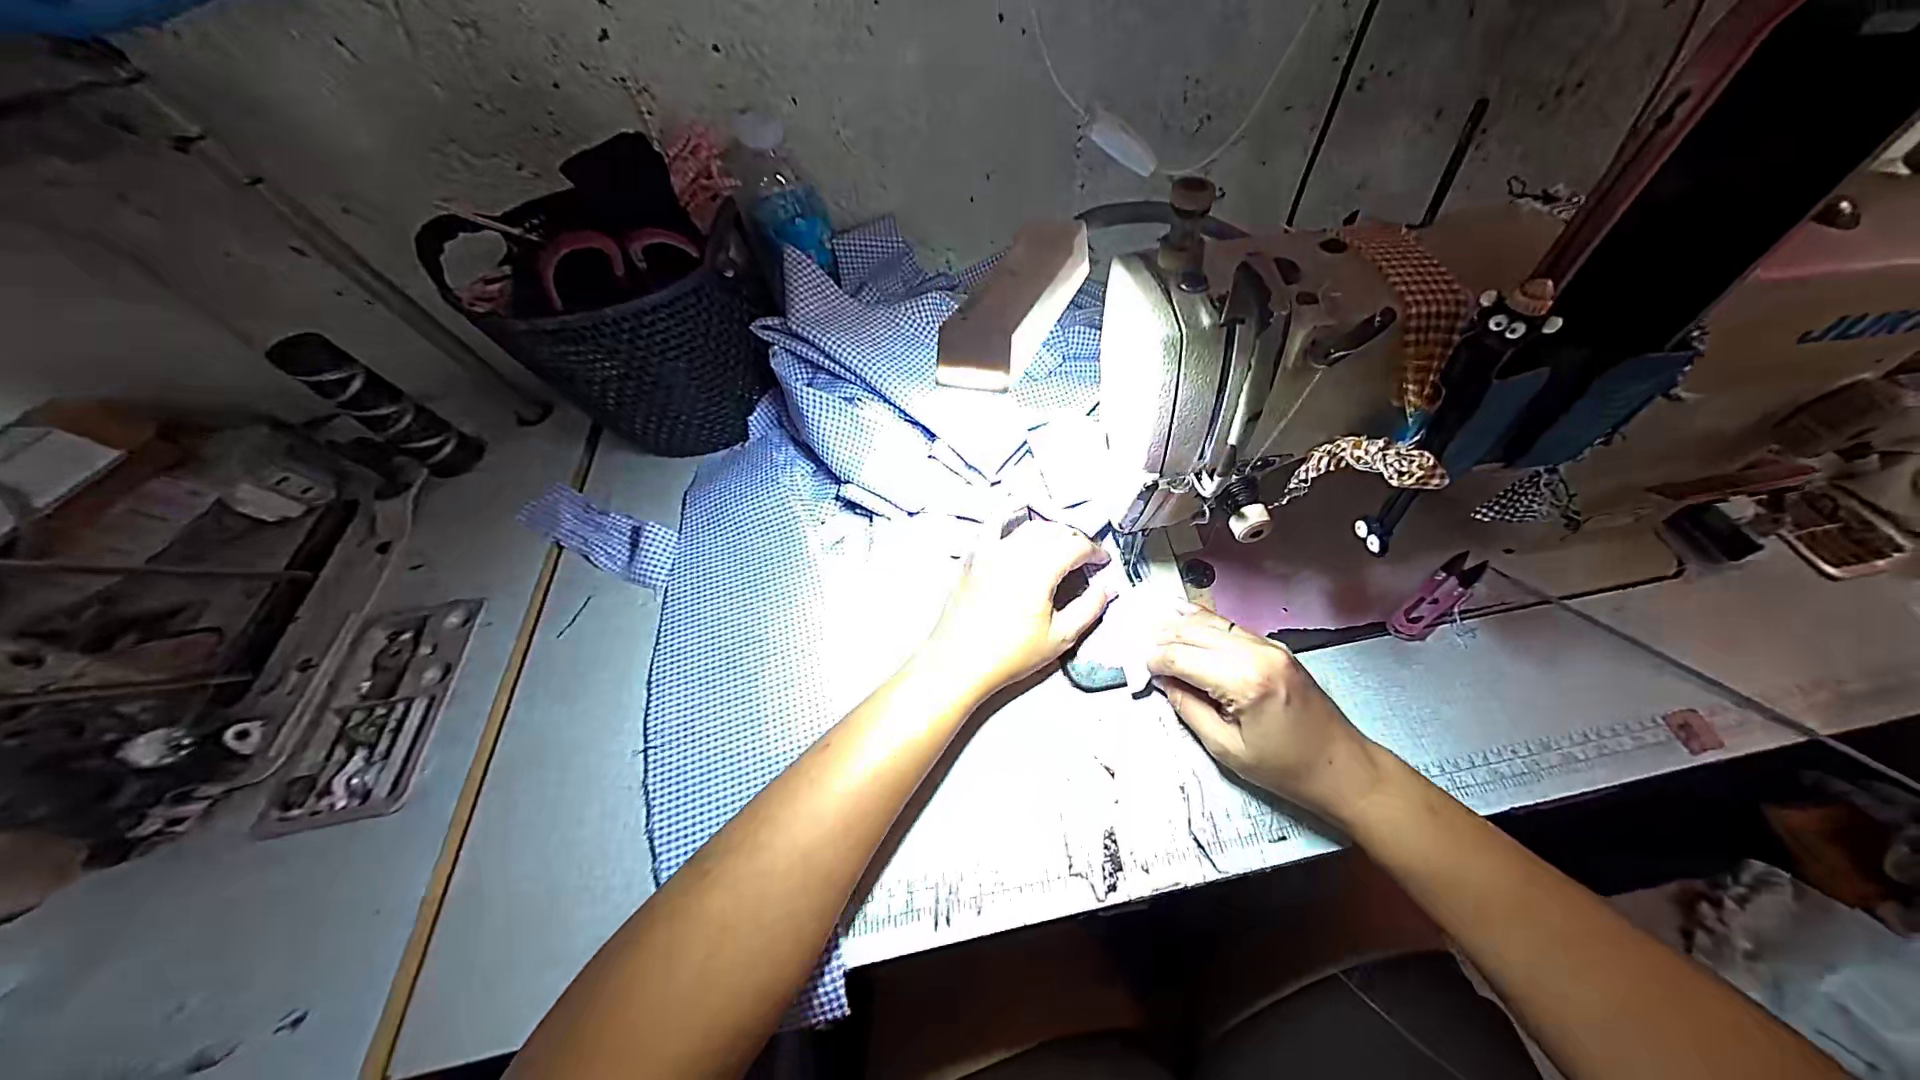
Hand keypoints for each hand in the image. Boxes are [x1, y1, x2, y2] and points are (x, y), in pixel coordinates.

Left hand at [919, 519, 1112, 699]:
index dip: (1095, 551)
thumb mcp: (1059, 638)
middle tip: (1084, 558)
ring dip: (1050, 531)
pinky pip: (994, 525)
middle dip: (1075, 540)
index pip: (1076, 545)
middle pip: (1054, 530)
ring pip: (1029, 525)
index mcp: (1038, 571)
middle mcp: (1013, 553)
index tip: (1101, 561)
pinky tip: (1017, 517)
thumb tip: (1105, 590)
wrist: (958, 662)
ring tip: (1058, 546)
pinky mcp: (973, 556)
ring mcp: (990, 552)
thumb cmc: (1004, 655)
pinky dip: (1010, 517)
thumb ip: (1089, 608)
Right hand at [1148, 605, 1382, 818]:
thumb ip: (1188, 707)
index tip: (1140, 669)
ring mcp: (1269, 646)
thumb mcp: (1226, 747)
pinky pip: (1231, 627)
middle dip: (1163, 638)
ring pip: (1212, 621)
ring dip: (1181, 625)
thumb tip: (1163, 681)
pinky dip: (1205, 624)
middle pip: (1194, 631)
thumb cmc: (1287, 768)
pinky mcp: (1275, 648)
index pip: (1182, 656)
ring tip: (1155, 634)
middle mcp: (1257, 653)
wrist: (1344, 768)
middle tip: (1141, 649)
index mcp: (1244, 680)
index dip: (1155, 660)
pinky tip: (1186, 623)